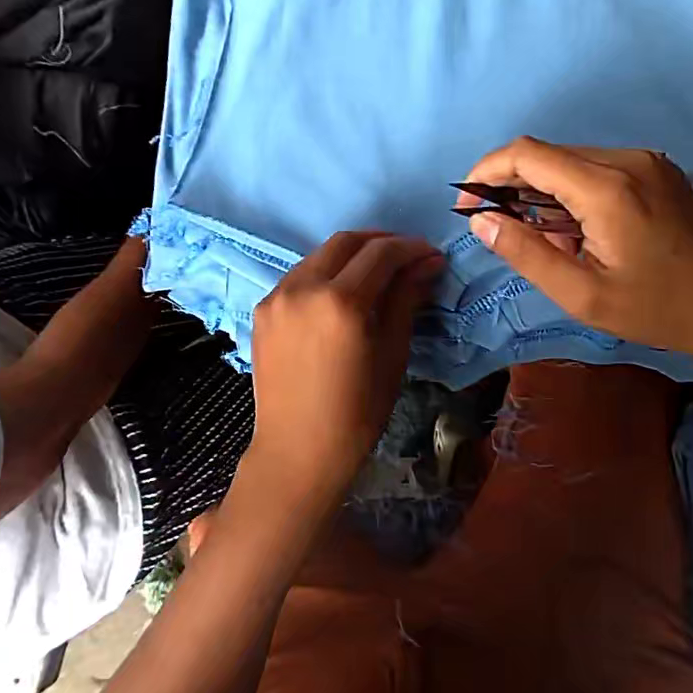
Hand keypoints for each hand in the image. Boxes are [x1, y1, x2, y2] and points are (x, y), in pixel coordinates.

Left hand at [248, 232, 443, 501]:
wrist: (297, 451)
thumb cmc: (357, 413)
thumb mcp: (392, 354)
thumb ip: (405, 300)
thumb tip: (426, 264)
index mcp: (341, 302)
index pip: (381, 253)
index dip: (411, 248)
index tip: (431, 255)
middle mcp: (303, 288)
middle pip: (346, 242)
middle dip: (380, 242)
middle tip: (406, 256)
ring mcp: (277, 297)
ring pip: (318, 256)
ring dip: (350, 255)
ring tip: (376, 273)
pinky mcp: (262, 310)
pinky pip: (298, 277)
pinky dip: (324, 274)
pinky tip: (340, 293)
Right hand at [458, 136, 692, 366]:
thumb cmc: (654, 309)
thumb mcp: (579, 293)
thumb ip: (524, 253)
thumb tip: (480, 220)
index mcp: (607, 187)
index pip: (526, 154)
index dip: (486, 173)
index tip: (467, 206)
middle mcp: (627, 160)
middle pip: (546, 155)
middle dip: (510, 186)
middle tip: (495, 228)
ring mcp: (646, 162)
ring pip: (568, 161)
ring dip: (540, 192)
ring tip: (540, 239)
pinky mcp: (655, 170)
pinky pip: (594, 169)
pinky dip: (568, 193)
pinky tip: (573, 230)